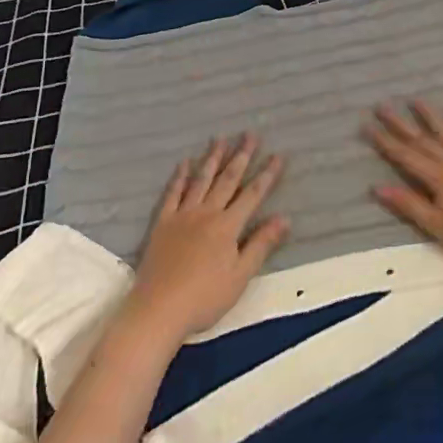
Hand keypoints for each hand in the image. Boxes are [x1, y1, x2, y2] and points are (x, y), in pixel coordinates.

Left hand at [124, 134, 289, 340]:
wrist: (158, 308)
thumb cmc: (205, 298)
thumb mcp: (240, 276)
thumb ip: (261, 244)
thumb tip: (284, 218)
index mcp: (227, 226)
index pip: (252, 195)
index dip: (267, 175)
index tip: (278, 155)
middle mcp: (206, 213)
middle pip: (227, 180)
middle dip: (241, 156)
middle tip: (250, 134)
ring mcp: (182, 215)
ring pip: (201, 180)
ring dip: (212, 158)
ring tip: (221, 138)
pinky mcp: (163, 223)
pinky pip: (172, 193)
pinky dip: (179, 177)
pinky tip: (184, 163)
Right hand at [365, 101, 442, 275]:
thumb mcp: (438, 227)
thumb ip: (409, 204)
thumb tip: (376, 187)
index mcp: (438, 178)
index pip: (404, 155)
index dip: (384, 141)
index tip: (366, 125)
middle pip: (421, 139)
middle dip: (400, 123)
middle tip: (382, 105)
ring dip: (430, 116)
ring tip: (415, 100)